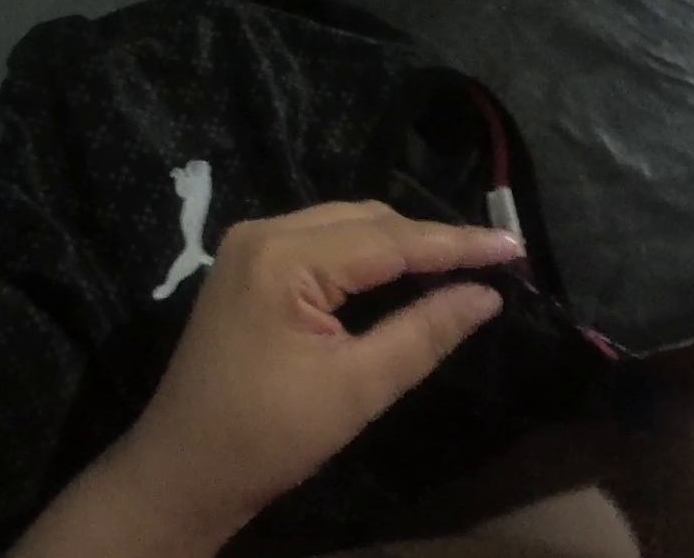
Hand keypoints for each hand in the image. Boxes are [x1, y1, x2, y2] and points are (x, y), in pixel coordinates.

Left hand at [13, 201, 522, 557]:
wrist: (180, 471)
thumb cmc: (265, 439)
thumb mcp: (355, 390)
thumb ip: (423, 334)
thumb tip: (486, 295)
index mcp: (282, 256)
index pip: (388, 239)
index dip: (456, 243)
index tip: (513, 246)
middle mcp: (263, 231)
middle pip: (366, 220)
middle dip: (429, 239)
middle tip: (490, 261)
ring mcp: (251, 242)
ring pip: (345, 224)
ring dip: (399, 243)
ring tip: (456, 264)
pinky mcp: (250, 261)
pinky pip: (322, 240)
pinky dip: (365, 253)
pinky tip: (398, 271)